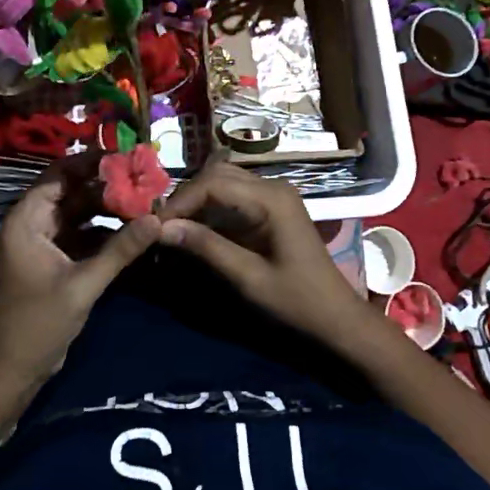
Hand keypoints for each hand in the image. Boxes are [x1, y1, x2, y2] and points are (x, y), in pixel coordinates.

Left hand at [0, 162, 159, 385]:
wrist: (15, 368)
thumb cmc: (38, 322)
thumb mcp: (83, 284)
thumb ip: (120, 250)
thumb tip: (157, 219)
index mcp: (27, 220)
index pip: (59, 175)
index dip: (92, 163)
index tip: (128, 159)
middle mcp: (34, 223)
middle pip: (73, 191)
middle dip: (108, 185)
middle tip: (146, 180)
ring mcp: (45, 241)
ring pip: (81, 212)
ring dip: (110, 207)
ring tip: (146, 201)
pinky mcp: (57, 259)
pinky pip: (84, 233)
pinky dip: (107, 229)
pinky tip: (135, 228)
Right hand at [157, 163, 365, 345]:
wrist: (334, 314)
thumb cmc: (295, 299)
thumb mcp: (247, 277)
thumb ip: (206, 247)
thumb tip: (161, 228)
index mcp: (272, 199)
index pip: (213, 183)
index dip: (181, 201)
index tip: (156, 226)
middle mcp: (273, 186)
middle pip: (217, 175)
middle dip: (186, 197)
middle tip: (160, 226)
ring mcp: (274, 194)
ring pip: (223, 181)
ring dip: (196, 200)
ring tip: (172, 228)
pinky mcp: (272, 207)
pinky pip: (234, 195)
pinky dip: (211, 207)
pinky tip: (194, 228)